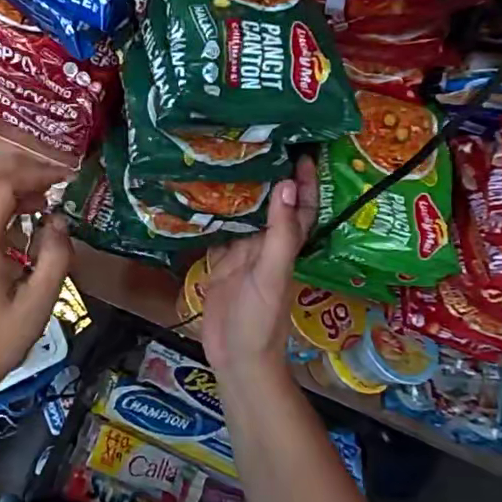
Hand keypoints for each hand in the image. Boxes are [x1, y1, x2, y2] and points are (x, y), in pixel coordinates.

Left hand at [0, 154, 72, 391]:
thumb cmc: (0, 339)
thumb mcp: (39, 304)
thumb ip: (55, 257)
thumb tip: (59, 221)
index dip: (33, 174)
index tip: (63, 180)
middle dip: (12, 164)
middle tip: (46, 177)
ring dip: (4, 178)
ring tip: (41, 196)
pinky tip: (26, 216)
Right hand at [201, 156, 317, 379]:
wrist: (236, 358)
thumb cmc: (261, 319)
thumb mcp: (273, 274)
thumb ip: (281, 233)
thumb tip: (286, 185)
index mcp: (285, 245)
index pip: (300, 206)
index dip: (304, 180)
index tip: (300, 150)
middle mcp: (265, 245)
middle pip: (269, 205)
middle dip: (266, 176)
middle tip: (252, 143)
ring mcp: (241, 254)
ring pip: (241, 216)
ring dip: (237, 193)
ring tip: (223, 161)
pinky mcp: (219, 265)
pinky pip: (216, 234)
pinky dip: (210, 217)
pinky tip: (197, 197)